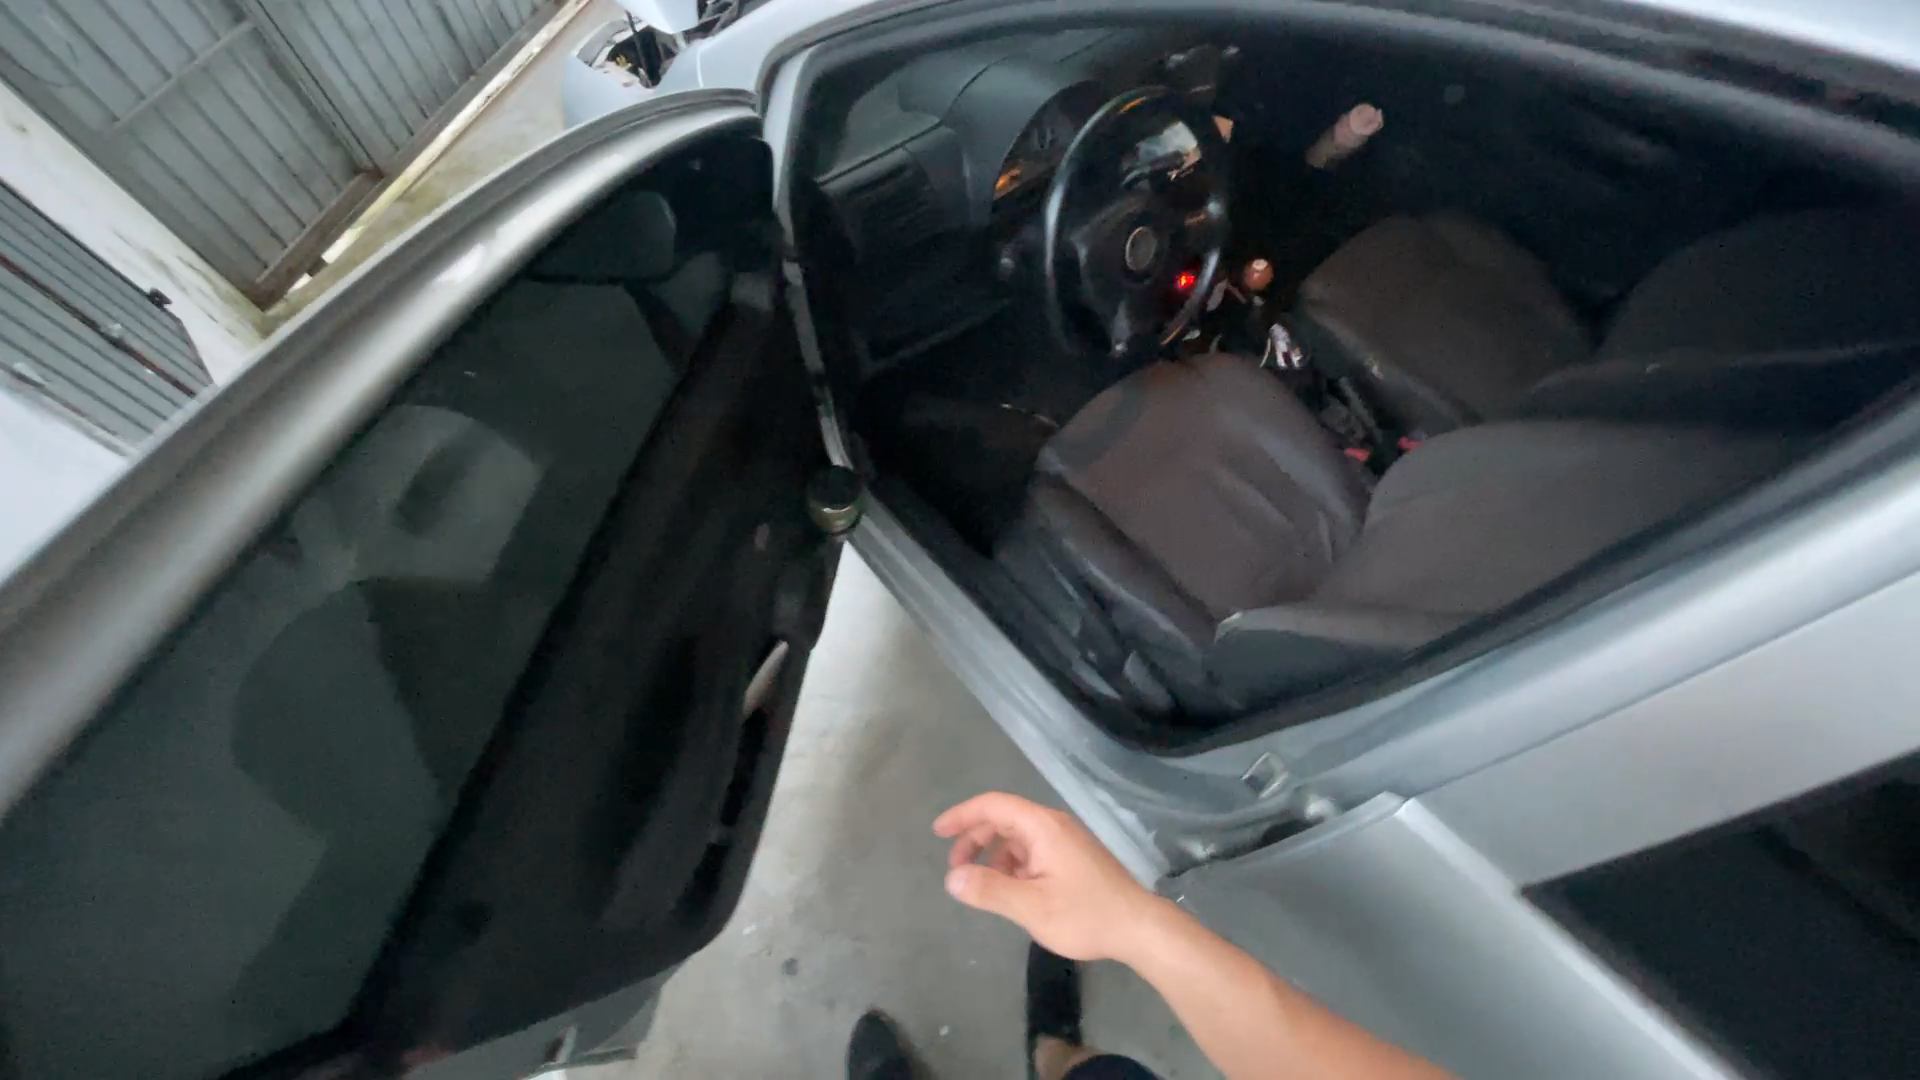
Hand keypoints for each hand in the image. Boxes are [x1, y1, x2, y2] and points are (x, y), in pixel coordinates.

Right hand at [934, 792, 1169, 962]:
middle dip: (975, 838)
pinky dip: (1013, 863)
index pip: (993, 805)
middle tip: (954, 866)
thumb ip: (990, 890)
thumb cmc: (1085, 914)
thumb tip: (952, 878)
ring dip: (994, 854)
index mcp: (1042, 826)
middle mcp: (1053, 824)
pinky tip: (1011, 890)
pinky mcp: (1073, 857)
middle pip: (1004, 818)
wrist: (1139, 928)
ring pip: (1018, 836)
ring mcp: (1065, 840)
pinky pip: (1033, 850)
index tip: (938, 831)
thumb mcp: (1032, 907)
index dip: (963, 815)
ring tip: (980, 884)